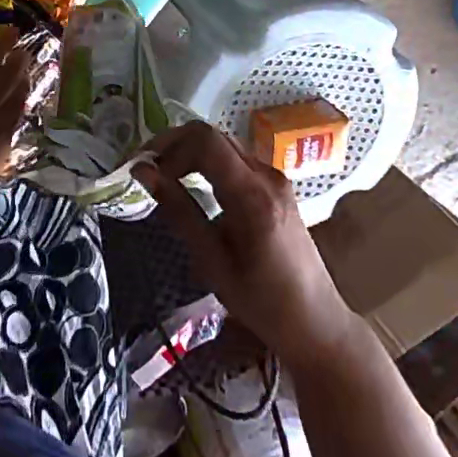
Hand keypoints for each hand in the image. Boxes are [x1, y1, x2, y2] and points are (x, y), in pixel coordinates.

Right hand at [132, 121, 350, 354]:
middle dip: (172, 145)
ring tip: (162, 175)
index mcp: (253, 196)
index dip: (167, 147)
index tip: (143, 170)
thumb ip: (178, 210)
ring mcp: (274, 178)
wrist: (315, 321)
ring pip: (221, 142)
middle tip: (145, 169)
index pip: (205, 141)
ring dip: (187, 151)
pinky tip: (189, 182)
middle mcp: (267, 176)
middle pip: (211, 135)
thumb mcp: (211, 261)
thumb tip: (143, 172)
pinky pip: (233, 157)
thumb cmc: (260, 301)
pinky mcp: (275, 185)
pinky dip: (204, 161)